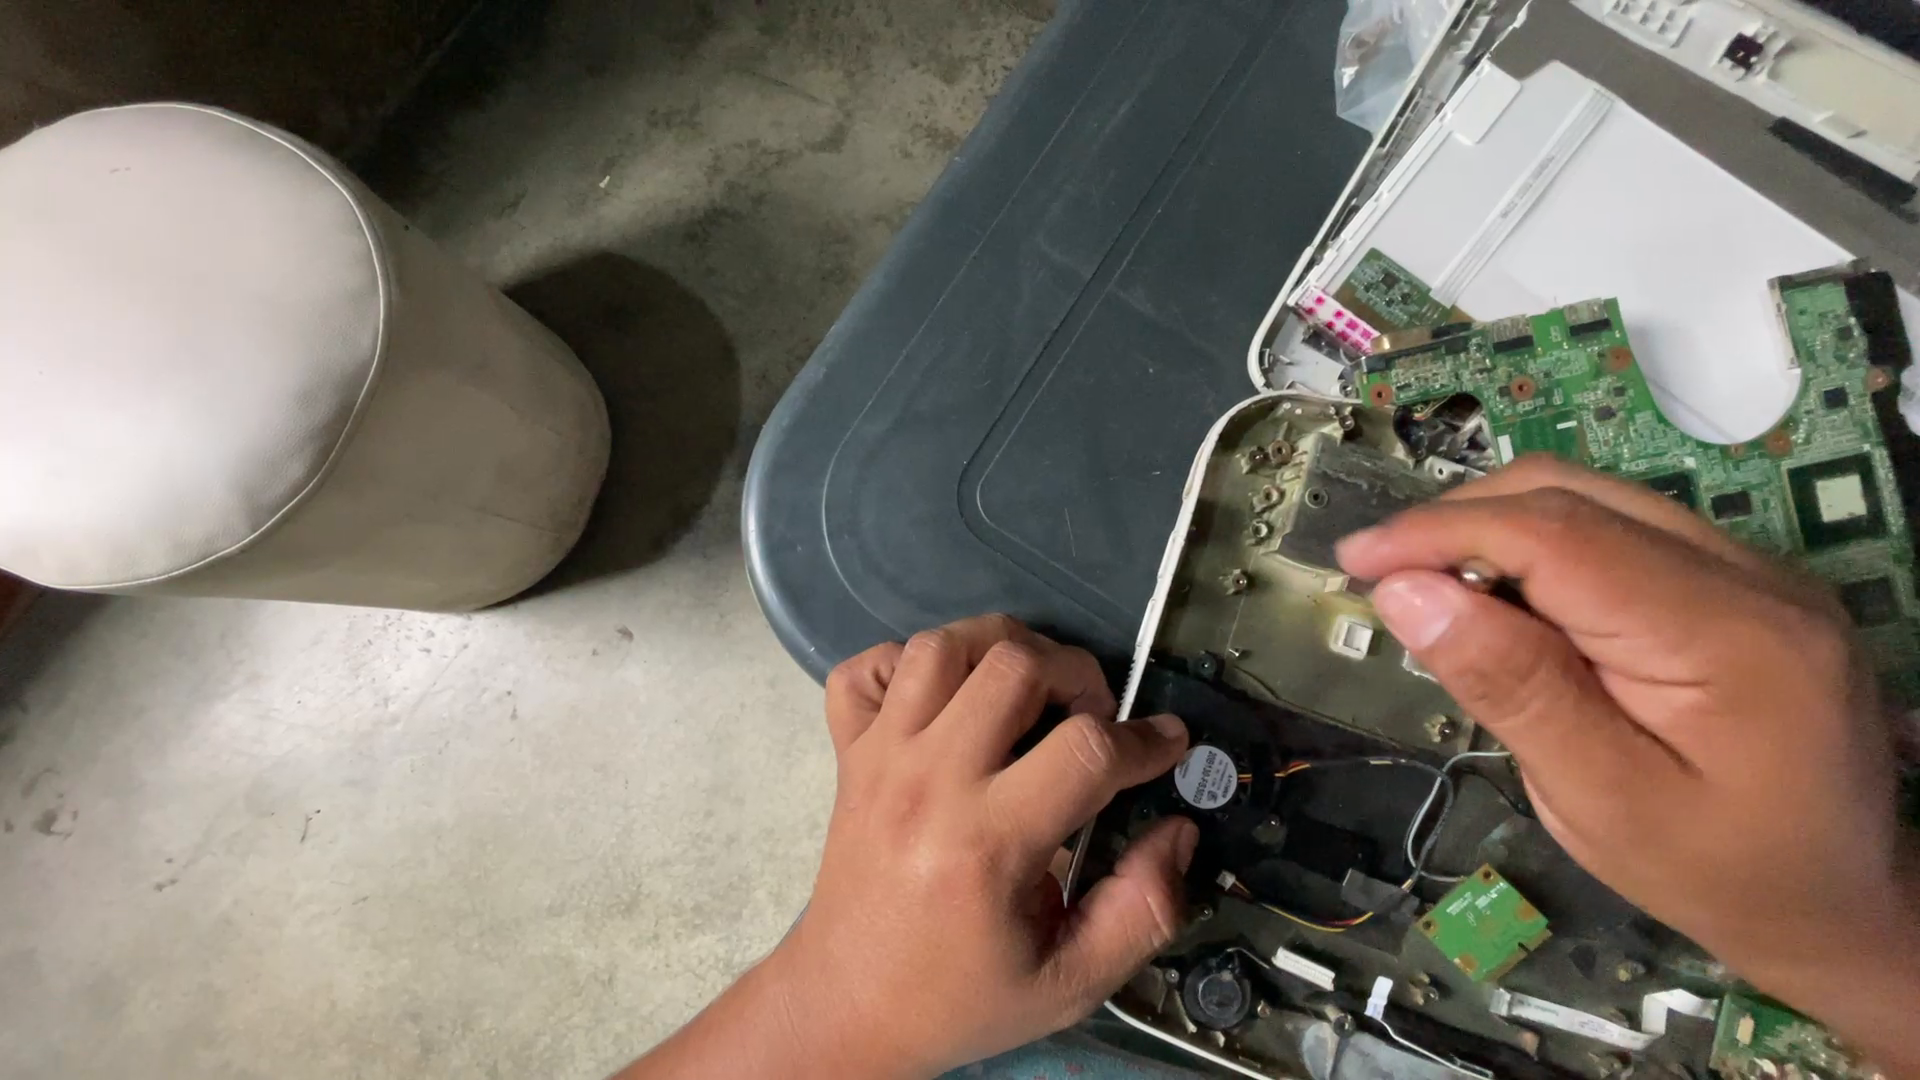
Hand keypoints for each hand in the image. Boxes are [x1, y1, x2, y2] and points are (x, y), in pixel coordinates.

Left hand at [764, 615, 1196, 1077]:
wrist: (846, 1004)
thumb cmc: (960, 996)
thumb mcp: (1069, 983)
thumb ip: (1142, 910)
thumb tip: (1179, 828)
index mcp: (988, 842)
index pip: (1085, 750)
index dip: (1145, 738)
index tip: (1167, 742)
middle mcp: (928, 779)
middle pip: (1011, 665)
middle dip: (1074, 672)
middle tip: (1091, 714)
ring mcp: (878, 755)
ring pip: (939, 646)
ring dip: (995, 648)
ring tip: (1024, 688)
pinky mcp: (846, 750)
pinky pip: (865, 668)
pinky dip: (904, 663)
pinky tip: (940, 697)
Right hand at [1336, 457, 1919, 1070]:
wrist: (1842, 903)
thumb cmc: (1715, 869)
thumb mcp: (1594, 797)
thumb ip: (1508, 685)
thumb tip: (1405, 592)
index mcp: (1727, 635)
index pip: (1554, 536)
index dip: (1438, 531)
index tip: (1356, 559)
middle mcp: (1747, 576)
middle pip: (1567, 494)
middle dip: (1453, 519)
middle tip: (1382, 573)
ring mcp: (1744, 570)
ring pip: (1582, 496)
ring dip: (1484, 526)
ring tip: (1425, 583)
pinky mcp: (1725, 580)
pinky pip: (1604, 526)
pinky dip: (1523, 545)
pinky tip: (1494, 597)